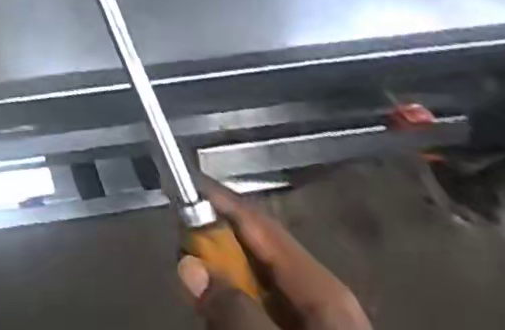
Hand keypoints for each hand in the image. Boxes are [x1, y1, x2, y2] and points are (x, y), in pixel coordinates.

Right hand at [178, 182, 370, 329]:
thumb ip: (232, 309)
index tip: (181, 188)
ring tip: (197, 293)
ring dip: (227, 287)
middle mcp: (324, 300)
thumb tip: (189, 265)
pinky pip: (268, 317)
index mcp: (324, 290)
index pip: (261, 226)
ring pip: (261, 288)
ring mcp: (320, 326)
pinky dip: (242, 313)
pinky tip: (222, 320)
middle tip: (179, 250)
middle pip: (260, 255)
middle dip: (218, 249)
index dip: (220, 203)